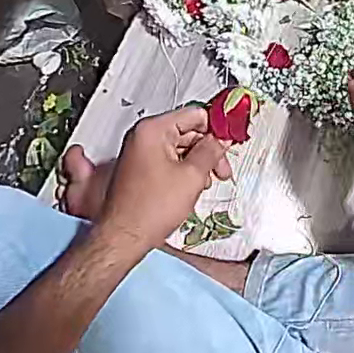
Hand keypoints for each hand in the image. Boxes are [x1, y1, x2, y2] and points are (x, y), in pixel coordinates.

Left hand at [91, 106, 233, 250]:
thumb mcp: (193, 175)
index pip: (195, 115)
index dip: (216, 129)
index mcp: (153, 130)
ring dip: (198, 161)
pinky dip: (184, 170)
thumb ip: (211, 151)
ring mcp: (139, 152)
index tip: (228, 141)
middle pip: (187, 130)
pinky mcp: (140, 167)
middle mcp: (142, 136)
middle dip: (208, 149)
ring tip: (206, 181)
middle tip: (221, 167)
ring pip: (180, 146)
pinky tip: (192, 186)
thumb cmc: (150, 209)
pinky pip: (169, 159)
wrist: (124, 237)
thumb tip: (221, 139)